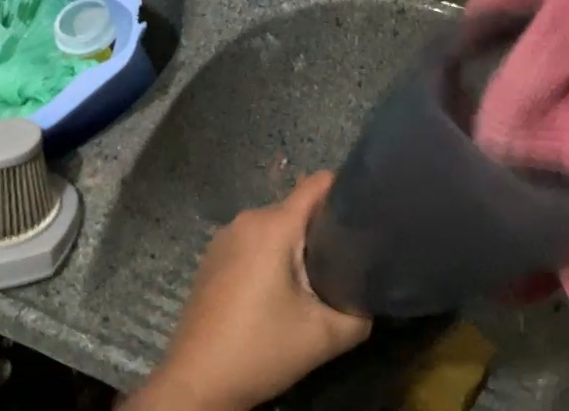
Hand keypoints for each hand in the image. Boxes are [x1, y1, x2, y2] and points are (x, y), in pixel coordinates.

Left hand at [128, 172, 371, 410]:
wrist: (196, 386)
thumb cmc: (260, 350)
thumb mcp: (325, 337)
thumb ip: (360, 311)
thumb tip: (371, 296)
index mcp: (274, 226)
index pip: (317, 184)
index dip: (346, 190)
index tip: (365, 213)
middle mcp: (247, 220)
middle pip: (297, 209)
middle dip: (322, 229)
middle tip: (343, 262)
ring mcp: (224, 238)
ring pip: (275, 228)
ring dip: (295, 247)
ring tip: (312, 281)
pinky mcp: (212, 258)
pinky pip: (253, 242)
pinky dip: (270, 257)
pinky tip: (277, 293)